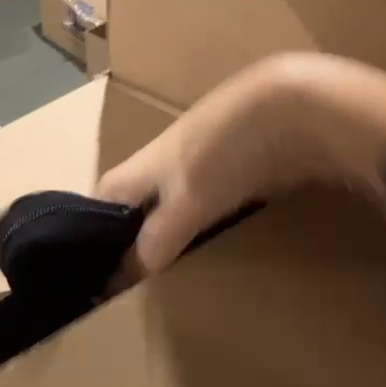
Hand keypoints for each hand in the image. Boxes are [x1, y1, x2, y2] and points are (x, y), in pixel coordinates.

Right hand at [95, 53, 377, 273]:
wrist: (294, 108)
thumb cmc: (224, 152)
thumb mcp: (184, 205)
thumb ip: (155, 242)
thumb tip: (125, 276)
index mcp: (138, 167)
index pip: (99, 202)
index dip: (90, 234)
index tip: (91, 269)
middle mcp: (161, 162)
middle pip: (135, 203)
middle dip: (129, 235)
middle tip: (131, 278)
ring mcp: (200, 161)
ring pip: (170, 202)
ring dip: (167, 230)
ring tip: (169, 270)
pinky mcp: (235, 164)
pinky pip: (205, 200)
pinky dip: (201, 223)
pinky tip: (211, 244)